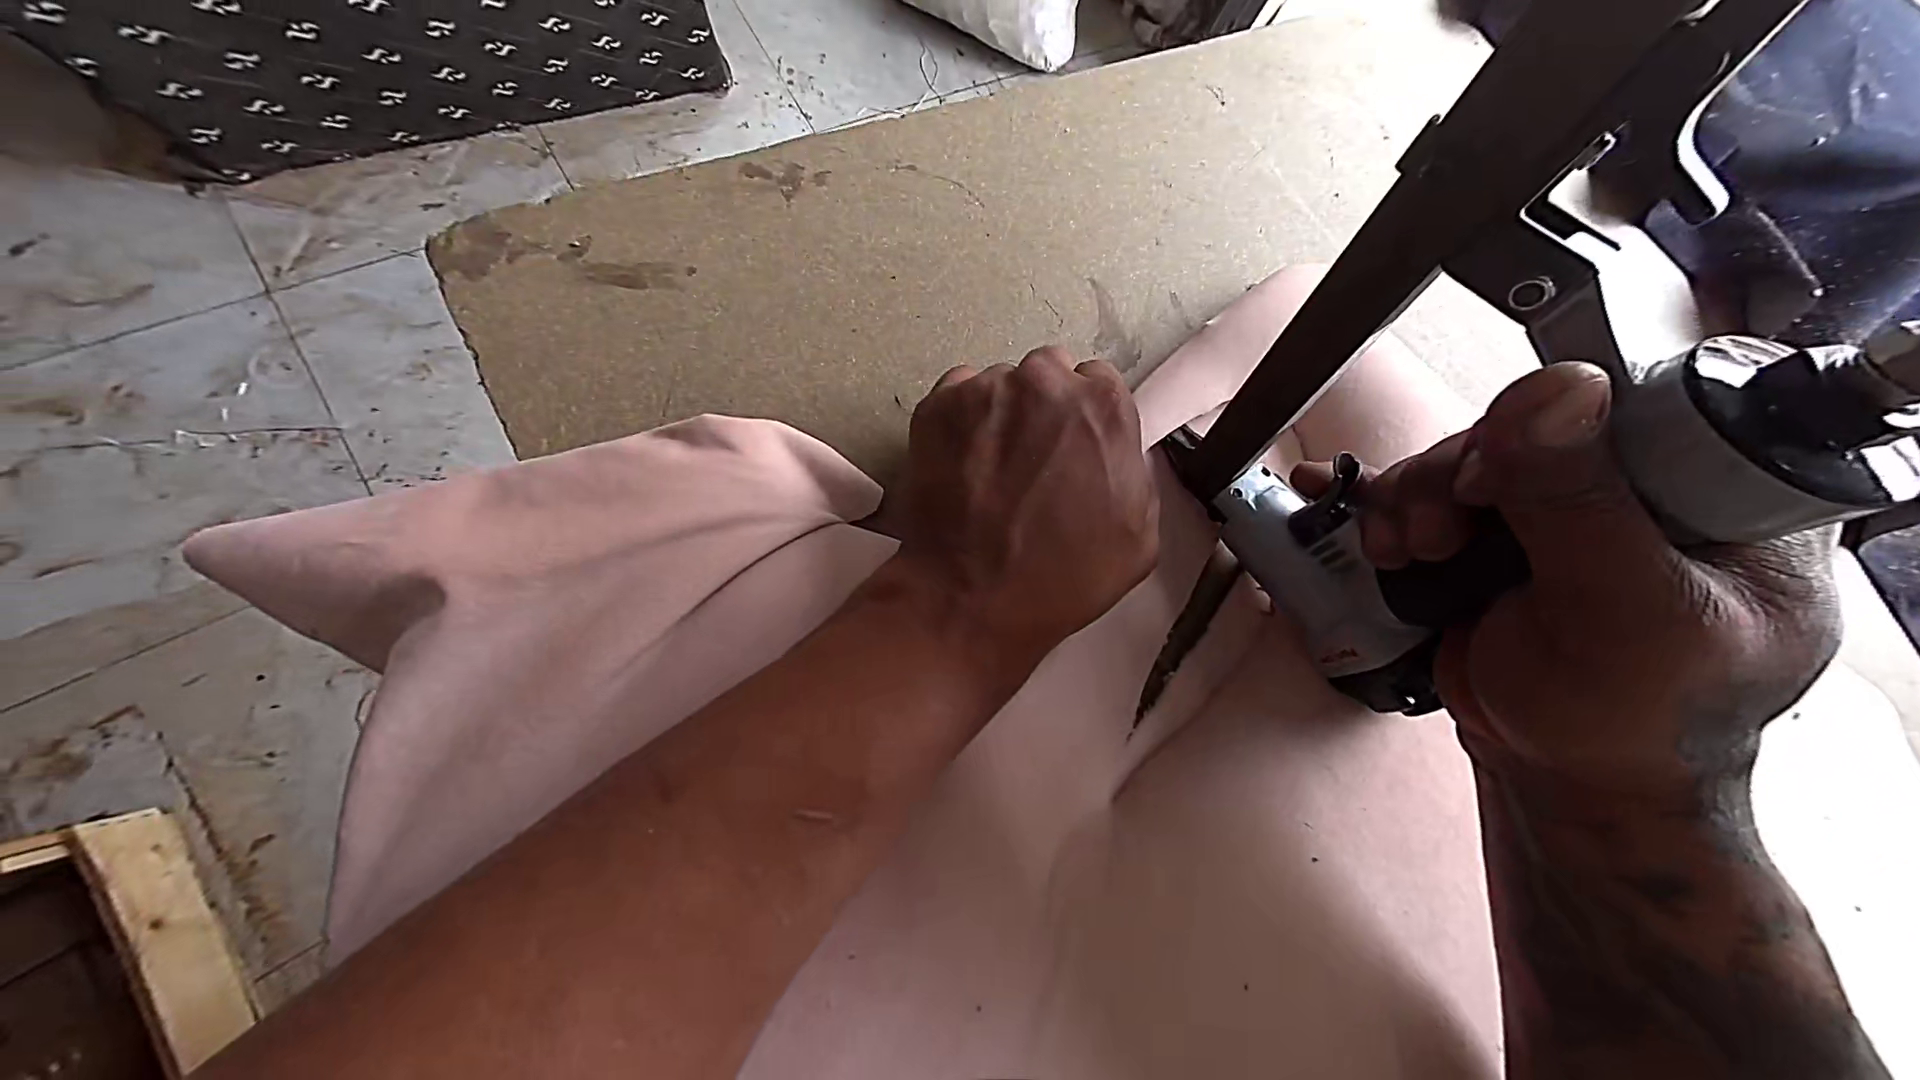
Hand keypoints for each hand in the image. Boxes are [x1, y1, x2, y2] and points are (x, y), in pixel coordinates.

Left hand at [892, 346, 1159, 668]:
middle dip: (1044, 408)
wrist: (971, 597)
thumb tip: (1114, 451)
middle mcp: (1044, 382)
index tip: (1073, 448)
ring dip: (1001, 415)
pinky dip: (960, 422)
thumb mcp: (1139, 535)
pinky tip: (962, 466)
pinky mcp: (936, 407)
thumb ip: (1133, 470)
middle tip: (1031, 460)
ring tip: (991, 471)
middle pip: (1049, 375)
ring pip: (1000, 386)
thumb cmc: (1061, 577)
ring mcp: (984, 391)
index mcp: (1104, 406)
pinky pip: (957, 398)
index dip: (1086, 419)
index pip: (1099, 382)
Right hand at [1299, 362, 1841, 795]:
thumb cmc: (1626, 716)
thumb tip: (1554, 388)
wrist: (1558, 766)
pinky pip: (1425, 493)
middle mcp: (1631, 489)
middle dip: (1454, 476)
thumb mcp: (1624, 614)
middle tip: (1438, 536)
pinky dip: (1384, 506)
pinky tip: (1370, 529)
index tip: (1494, 485)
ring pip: (1459, 458)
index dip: (1550, 427)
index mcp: (1720, 493)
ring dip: (1409, 499)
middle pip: (1520, 428)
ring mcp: (1549, 512)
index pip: (1631, 403)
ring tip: (1405, 554)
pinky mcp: (1485, 535)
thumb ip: (1583, 507)